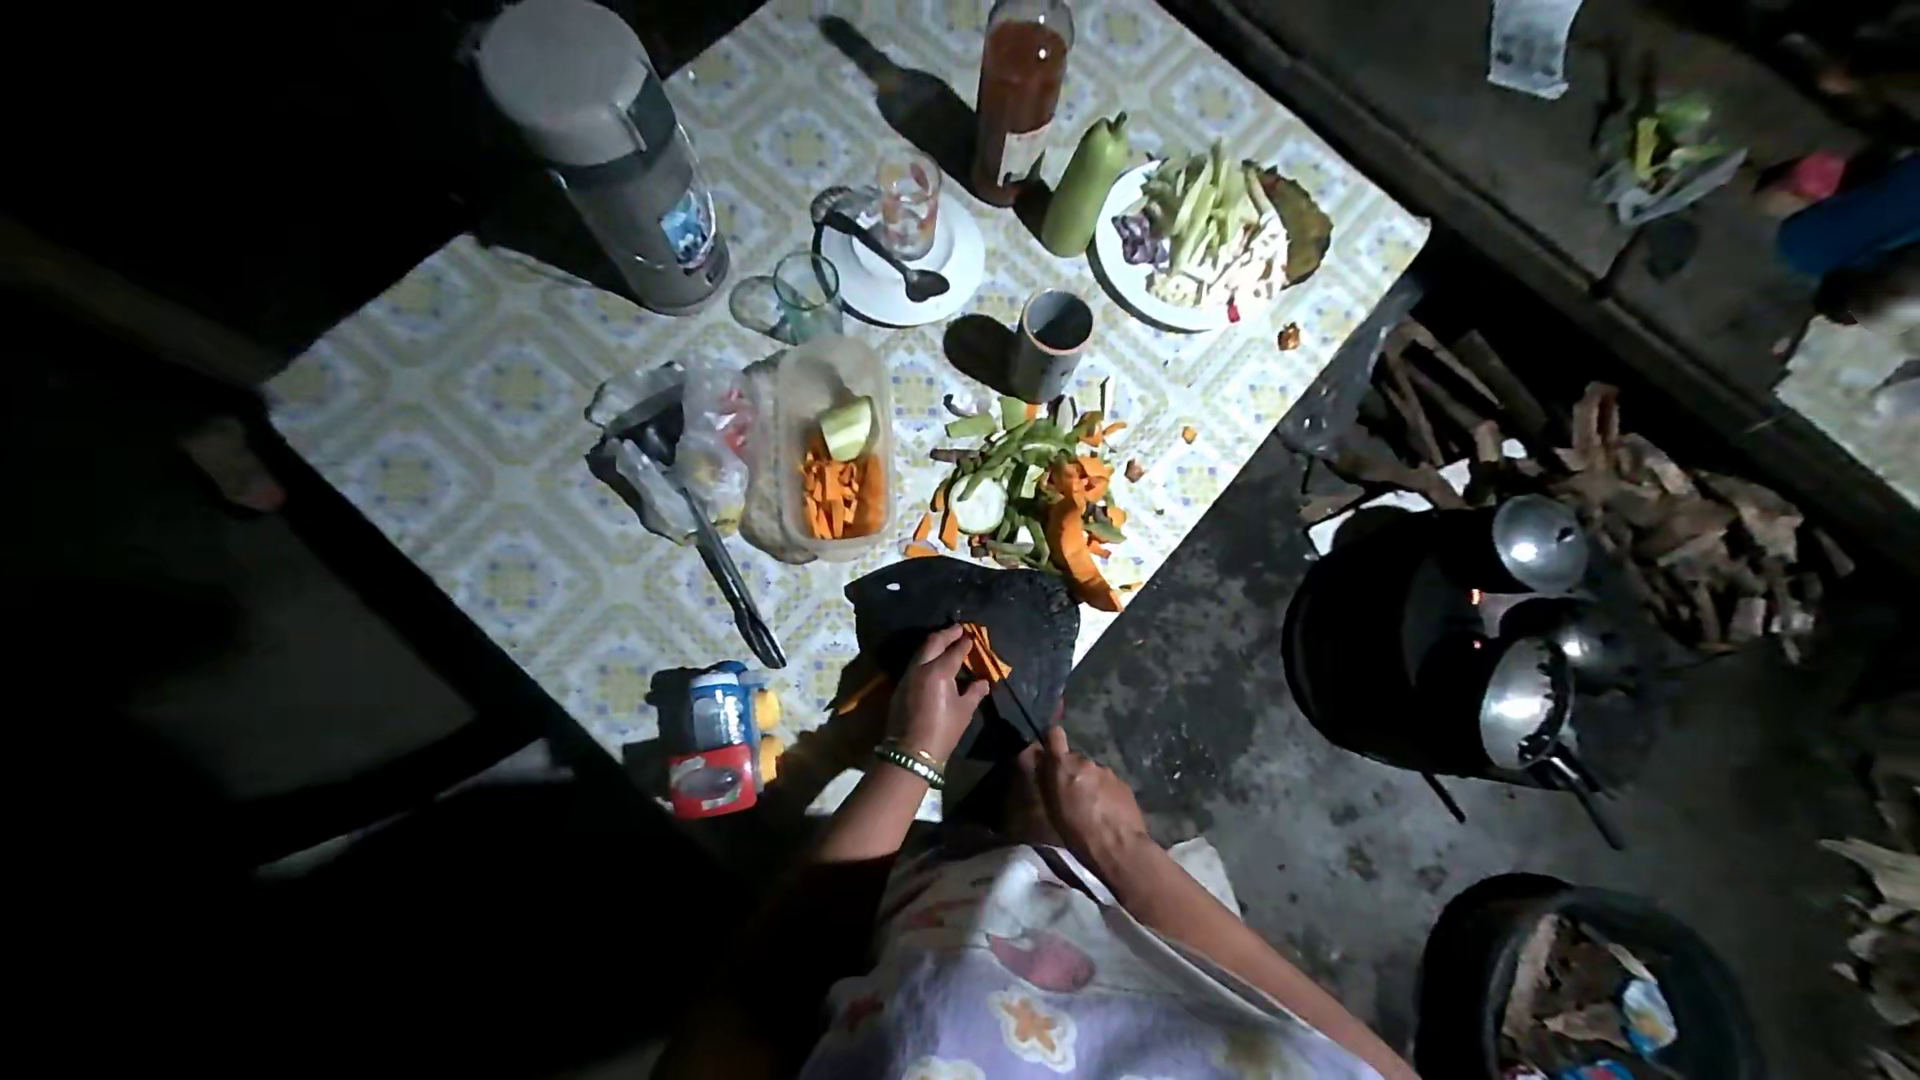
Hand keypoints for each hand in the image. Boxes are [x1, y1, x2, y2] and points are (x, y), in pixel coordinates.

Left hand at [887, 625, 991, 764]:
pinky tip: (933, 660)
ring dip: (934, 643)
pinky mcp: (900, 685)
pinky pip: (915, 662)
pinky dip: (926, 656)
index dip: (965, 643)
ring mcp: (907, 675)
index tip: (972, 637)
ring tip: (946, 640)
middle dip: (947, 633)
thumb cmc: (942, 731)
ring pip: (921, 651)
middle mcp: (921, 668)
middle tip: (959, 629)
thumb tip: (983, 681)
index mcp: (939, 672)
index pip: (954, 651)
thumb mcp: (964, 711)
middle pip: (933, 642)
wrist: (910, 752)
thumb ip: (974, 692)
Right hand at [1021, 725, 1152, 872]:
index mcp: (1063, 765)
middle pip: (1075, 758)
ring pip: (1093, 771)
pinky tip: (1108, 811)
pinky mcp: (1123, 782)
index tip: (1052, 753)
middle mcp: (1085, 761)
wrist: (1119, 847)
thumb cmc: (1078, 832)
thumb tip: (1042, 762)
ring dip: (1090, 782)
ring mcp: (1107, 771)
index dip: (1053, 741)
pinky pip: (1108, 782)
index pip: (1054, 735)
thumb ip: (1047, 780)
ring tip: (1093, 807)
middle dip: (1073, 771)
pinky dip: (1106, 792)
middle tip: (1073, 793)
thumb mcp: (1052, 808)